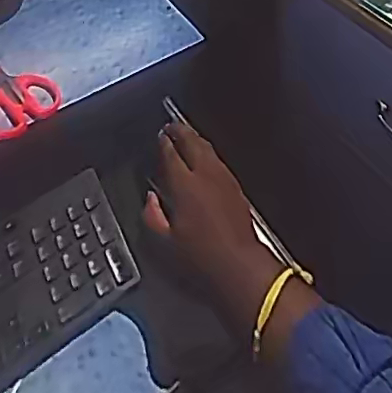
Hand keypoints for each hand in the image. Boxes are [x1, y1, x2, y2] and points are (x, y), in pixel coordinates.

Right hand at [143, 123, 316, 357]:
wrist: (240, 266)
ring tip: (186, 136)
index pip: (171, 154)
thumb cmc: (201, 257)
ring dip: (195, 139)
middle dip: (180, 131)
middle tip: (171, 127)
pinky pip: (218, 160)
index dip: (164, 142)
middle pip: (192, 142)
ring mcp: (223, 178)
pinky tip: (205, 158)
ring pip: (208, 148)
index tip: (160, 137)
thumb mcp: (166, 242)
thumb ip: (153, 216)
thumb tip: (151, 200)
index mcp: (184, 185)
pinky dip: (208, 152)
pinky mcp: (236, 186)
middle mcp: (205, 175)